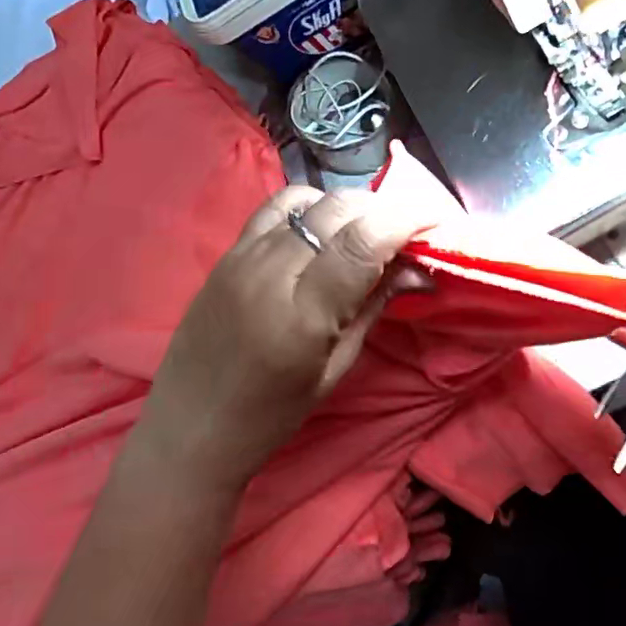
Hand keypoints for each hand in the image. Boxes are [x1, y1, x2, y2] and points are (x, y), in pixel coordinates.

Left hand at [137, 187, 437, 488]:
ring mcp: (243, 256)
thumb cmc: (272, 414)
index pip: (364, 241)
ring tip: (365, 230)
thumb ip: (374, 307)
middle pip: (339, 208)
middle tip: (405, 231)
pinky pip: (274, 207)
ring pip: (309, 198)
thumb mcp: (336, 368)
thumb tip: (419, 269)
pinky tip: (321, 228)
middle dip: (383, 210)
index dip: (407, 220)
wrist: (190, 427)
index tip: (434, 222)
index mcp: (304, 314)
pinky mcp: (227, 252)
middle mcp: (271, 272)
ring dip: (349, 206)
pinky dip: (309, 206)